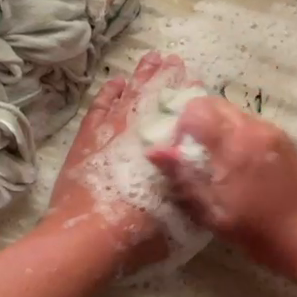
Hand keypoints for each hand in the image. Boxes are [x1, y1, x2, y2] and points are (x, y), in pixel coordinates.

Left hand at [45, 52, 194, 269]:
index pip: (185, 111)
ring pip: (130, 93)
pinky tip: (116, 83)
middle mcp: (144, 131)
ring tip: (153, 59)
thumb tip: (208, 179)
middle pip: (157, 95)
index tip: (196, 81)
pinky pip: (100, 105)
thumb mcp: (187, 220)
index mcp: (173, 147)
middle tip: (176, 61)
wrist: (92, 237)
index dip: (191, 95)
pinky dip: (109, 92)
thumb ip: (199, 194)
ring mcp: (112, 130)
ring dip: (142, 76)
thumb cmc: (145, 231)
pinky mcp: (87, 138)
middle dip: (167, 77)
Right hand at [146, 96, 296, 278]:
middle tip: (195, 155)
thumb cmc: (258, 232)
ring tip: (218, 162)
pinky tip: (240, 165)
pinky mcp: (284, 138)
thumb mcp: (212, 212)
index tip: (182, 153)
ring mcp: (272, 131)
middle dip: (197, 124)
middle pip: (214, 104)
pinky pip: (251, 124)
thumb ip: (183, 178)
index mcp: (234, 145)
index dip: (181, 127)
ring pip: (233, 113)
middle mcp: (254, 129)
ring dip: (217, 129)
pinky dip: (237, 135)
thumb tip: (154, 151)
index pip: (196, 109)